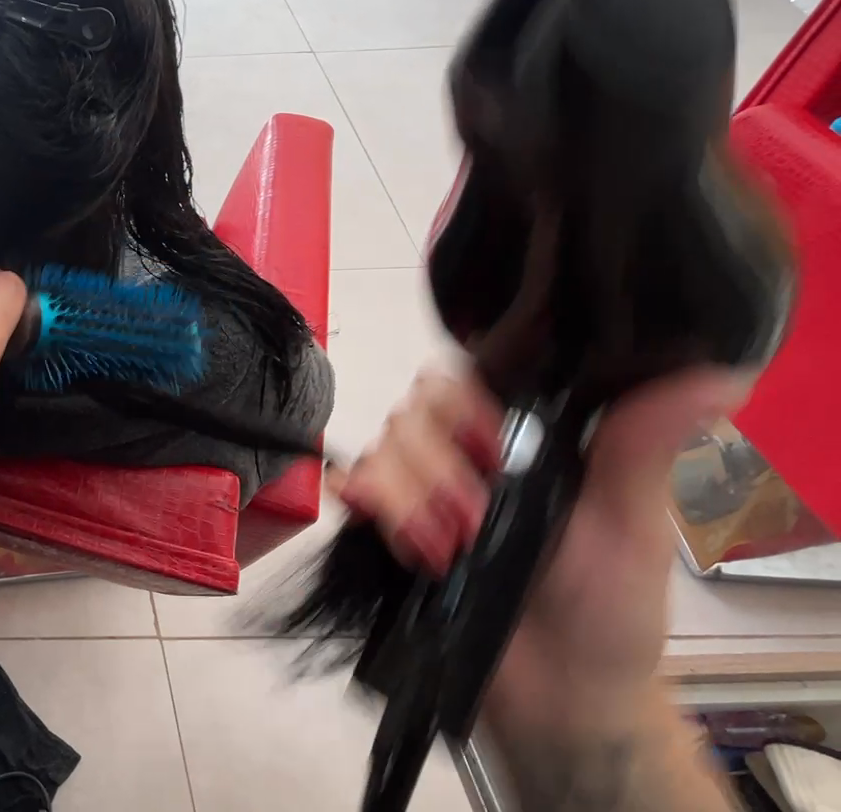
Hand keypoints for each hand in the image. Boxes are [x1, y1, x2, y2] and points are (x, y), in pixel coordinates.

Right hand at [336, 368, 748, 727]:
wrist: (550, 689)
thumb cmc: (605, 607)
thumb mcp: (630, 526)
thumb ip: (638, 449)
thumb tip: (714, 377)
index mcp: (521, 440)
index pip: (466, 381)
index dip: (464, 403)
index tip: (490, 448)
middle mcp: (461, 453)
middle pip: (414, 412)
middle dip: (437, 466)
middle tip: (474, 518)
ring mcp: (417, 486)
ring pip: (381, 448)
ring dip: (409, 500)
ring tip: (448, 550)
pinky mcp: (382, 518)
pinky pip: (352, 484)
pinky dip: (368, 503)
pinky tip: (399, 537)